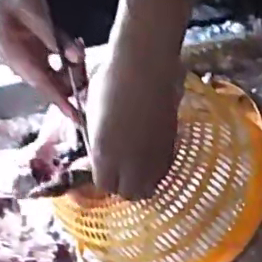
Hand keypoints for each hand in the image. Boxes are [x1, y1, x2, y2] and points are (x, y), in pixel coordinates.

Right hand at [0, 0, 81, 115]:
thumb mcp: (29, 5)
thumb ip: (49, 32)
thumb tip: (69, 56)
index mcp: (12, 54)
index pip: (41, 84)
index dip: (60, 102)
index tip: (77, 118)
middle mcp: (20, 62)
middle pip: (53, 83)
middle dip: (73, 80)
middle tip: (85, 63)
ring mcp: (29, 58)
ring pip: (58, 74)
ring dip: (73, 68)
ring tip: (79, 47)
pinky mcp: (37, 51)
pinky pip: (58, 62)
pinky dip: (68, 56)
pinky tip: (75, 44)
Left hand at [85, 43, 183, 199]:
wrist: (146, 67)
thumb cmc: (111, 81)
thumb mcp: (92, 112)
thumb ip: (96, 140)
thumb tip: (99, 153)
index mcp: (104, 154)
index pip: (104, 185)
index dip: (105, 178)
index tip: (105, 168)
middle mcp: (129, 164)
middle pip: (129, 193)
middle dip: (124, 186)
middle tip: (122, 172)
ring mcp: (153, 159)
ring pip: (149, 188)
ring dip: (143, 182)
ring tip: (139, 167)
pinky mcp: (170, 150)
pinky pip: (162, 172)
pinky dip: (156, 170)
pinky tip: (152, 156)